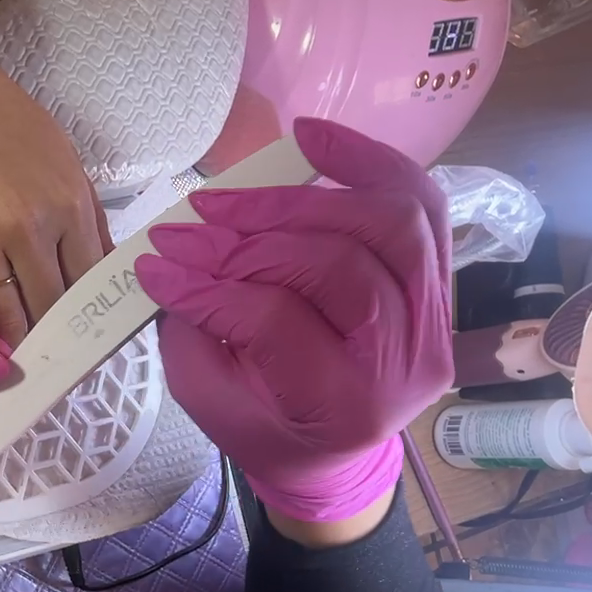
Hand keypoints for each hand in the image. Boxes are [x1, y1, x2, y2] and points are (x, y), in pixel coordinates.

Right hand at [0, 29, 109, 345]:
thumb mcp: (59, 152)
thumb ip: (82, 210)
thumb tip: (97, 263)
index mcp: (69, 202)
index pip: (88, 280)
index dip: (86, 317)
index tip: (81, 342)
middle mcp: (33, 226)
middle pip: (49, 305)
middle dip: (50, 339)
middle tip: (46, 366)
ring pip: (7, 314)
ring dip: (11, 346)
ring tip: (12, 370)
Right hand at [137, 117, 452, 525]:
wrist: (334, 454)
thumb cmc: (264, 433)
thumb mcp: (210, 403)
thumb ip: (192, 333)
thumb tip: (172, 261)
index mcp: (340, 405)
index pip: (274, 322)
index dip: (207, 288)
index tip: (153, 267)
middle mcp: (403, 358)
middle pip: (336, 263)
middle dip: (246, 239)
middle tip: (185, 229)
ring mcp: (434, 316)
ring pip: (384, 223)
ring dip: (295, 199)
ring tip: (228, 198)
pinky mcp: (437, 281)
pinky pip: (417, 202)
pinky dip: (366, 161)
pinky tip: (310, 137)